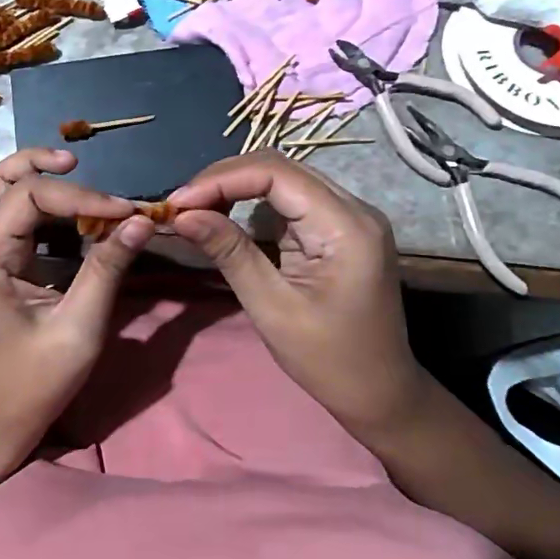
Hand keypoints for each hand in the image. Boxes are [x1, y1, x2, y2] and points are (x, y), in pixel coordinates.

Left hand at [0, 149, 153, 482]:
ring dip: (42, 178)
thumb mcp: (79, 328)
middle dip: (44, 166)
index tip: (123, 211)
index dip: (79, 196)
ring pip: (3, 190)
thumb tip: (140, 221)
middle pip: (2, 180)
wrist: (1, 418)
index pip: (28, 197)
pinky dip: (46, 204)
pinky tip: (76, 211)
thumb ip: (106, 269)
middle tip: (84, 162)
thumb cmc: (37, 381)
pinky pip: (17, 215)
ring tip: (83, 176)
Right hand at [166, 152, 428, 439]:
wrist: (380, 391)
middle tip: (181, 206)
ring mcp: (351, 215)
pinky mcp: (341, 226)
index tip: (179, 203)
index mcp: (346, 227)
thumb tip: (182, 215)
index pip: (276, 173)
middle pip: (281, 167)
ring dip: (237, 186)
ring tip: (197, 209)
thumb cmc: (328, 359)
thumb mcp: (272, 308)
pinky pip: (293, 198)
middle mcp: (354, 208)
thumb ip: (230, 252)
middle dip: (225, 179)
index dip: (222, 179)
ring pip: (285, 177)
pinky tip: (226, 215)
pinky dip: (254, 202)